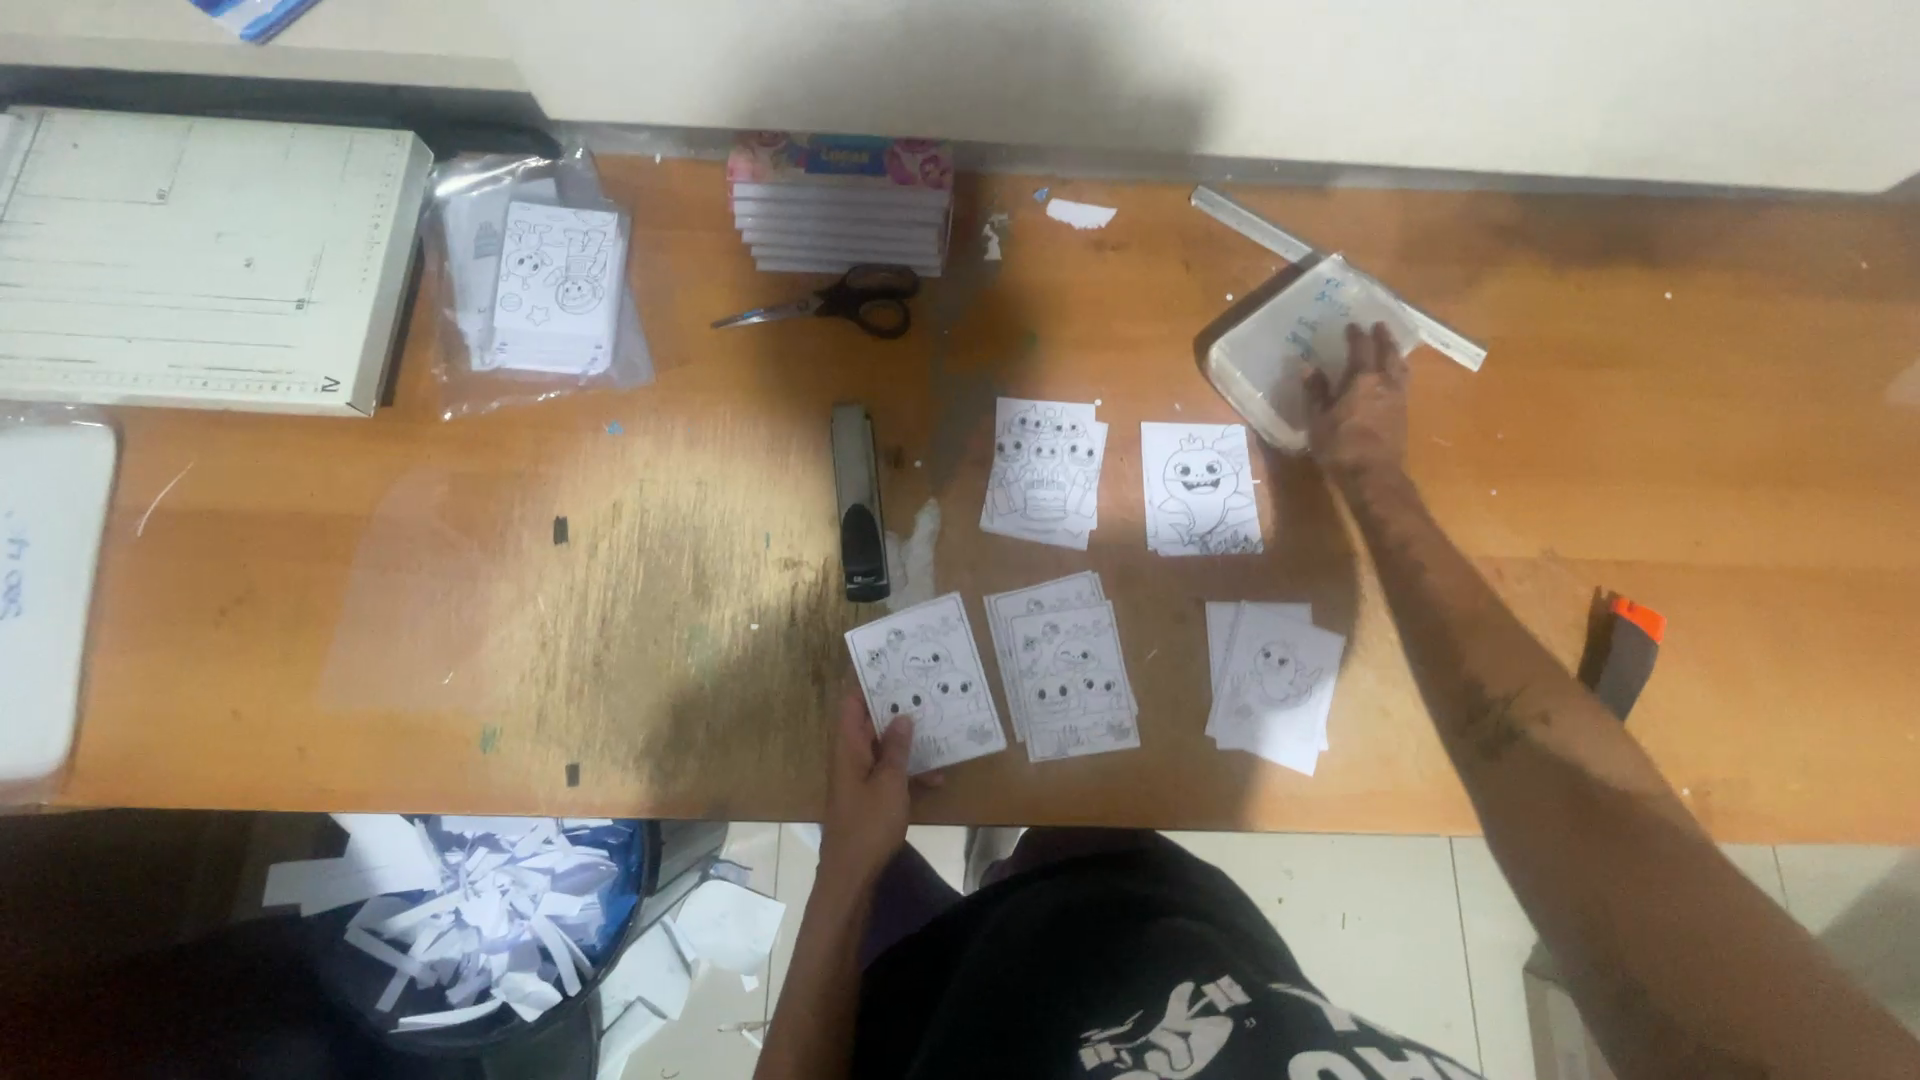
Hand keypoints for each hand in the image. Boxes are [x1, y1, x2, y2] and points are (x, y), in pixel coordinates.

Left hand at [820, 689, 933, 886]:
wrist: (851, 874)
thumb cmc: (868, 824)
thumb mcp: (890, 783)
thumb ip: (896, 748)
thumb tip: (902, 715)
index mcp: (847, 746)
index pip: (851, 701)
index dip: (865, 680)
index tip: (888, 662)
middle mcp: (850, 755)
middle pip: (870, 720)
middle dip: (895, 706)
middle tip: (924, 688)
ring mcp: (859, 775)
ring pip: (883, 745)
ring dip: (907, 739)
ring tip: (938, 724)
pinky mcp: (869, 795)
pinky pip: (889, 770)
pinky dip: (908, 769)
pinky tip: (937, 776)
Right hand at [1306, 322, 1408, 483]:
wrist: (1373, 475)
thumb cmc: (1340, 446)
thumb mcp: (1318, 419)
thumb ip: (1316, 391)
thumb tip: (1308, 366)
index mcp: (1362, 380)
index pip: (1361, 349)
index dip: (1356, 335)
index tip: (1352, 325)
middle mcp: (1385, 383)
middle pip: (1388, 353)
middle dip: (1383, 338)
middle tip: (1379, 326)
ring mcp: (1398, 398)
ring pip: (1400, 367)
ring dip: (1395, 354)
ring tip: (1390, 348)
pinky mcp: (1403, 414)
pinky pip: (1403, 383)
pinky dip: (1398, 372)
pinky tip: (1393, 377)